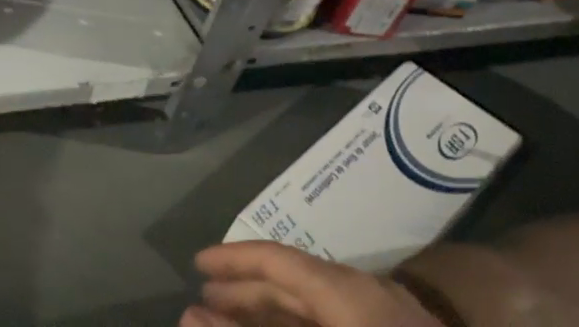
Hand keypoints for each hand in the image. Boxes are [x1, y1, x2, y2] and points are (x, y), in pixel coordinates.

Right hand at [182, 242, 445, 326]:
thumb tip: (191, 315)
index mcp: (345, 289)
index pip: (275, 258)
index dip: (232, 260)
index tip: (197, 267)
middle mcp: (364, 294)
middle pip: (292, 282)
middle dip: (245, 294)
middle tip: (203, 303)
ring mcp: (387, 319)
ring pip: (314, 308)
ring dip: (272, 315)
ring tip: (232, 322)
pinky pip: (336, 323)